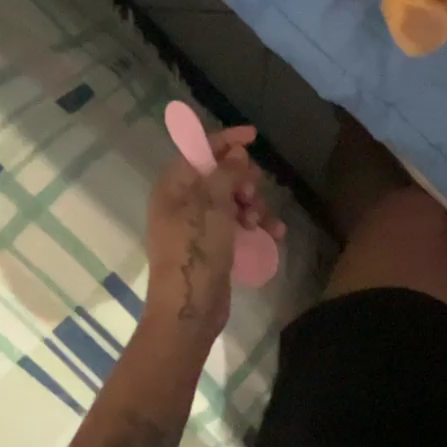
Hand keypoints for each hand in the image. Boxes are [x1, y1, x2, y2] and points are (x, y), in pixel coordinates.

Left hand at [143, 126, 285, 333]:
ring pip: (234, 200)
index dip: (225, 140)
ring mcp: (198, 226)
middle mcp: (183, 203)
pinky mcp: (213, 246)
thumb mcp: (212, 203)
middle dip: (244, 180)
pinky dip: (256, 225)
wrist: (189, 309)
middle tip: (253, 193)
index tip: (254, 137)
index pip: (198, 151)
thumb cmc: (195, 250)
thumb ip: (226, 172)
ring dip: (254, 205)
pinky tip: (273, 234)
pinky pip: (238, 224)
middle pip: (220, 176)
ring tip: (262, 221)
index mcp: (173, 188)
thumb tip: (236, 153)